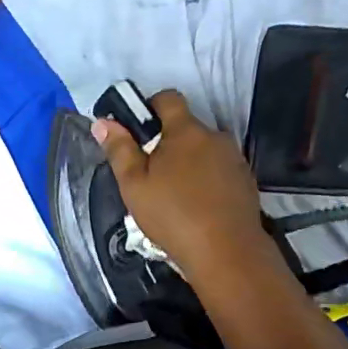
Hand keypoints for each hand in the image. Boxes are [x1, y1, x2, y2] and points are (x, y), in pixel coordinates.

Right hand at [92, 90, 267, 278]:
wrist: (224, 250)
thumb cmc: (171, 214)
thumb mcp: (134, 184)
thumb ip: (119, 150)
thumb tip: (102, 122)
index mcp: (185, 131)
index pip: (168, 98)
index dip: (149, 106)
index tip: (137, 130)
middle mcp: (214, 136)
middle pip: (186, 128)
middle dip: (167, 143)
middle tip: (149, 175)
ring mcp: (233, 158)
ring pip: (203, 150)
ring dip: (187, 163)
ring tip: (172, 195)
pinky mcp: (244, 180)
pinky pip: (218, 170)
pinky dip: (204, 180)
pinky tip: (195, 206)